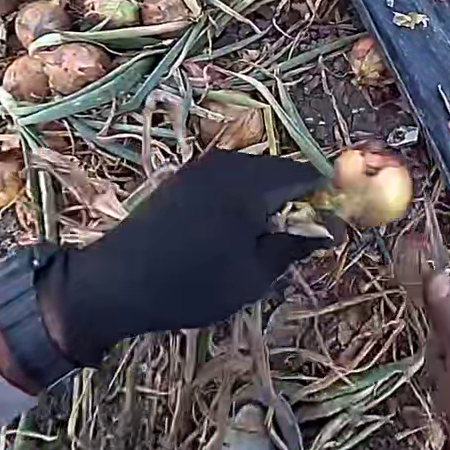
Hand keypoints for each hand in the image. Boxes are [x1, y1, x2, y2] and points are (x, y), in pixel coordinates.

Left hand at [38, 150, 326, 363]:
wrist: (113, 283)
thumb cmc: (191, 285)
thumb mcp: (253, 275)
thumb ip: (296, 245)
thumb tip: (334, 230)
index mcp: (250, 185)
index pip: (307, 176)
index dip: (327, 197)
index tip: (335, 221)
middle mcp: (230, 163)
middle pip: (283, 170)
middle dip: (300, 197)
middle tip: (304, 233)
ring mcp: (205, 165)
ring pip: (258, 172)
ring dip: (273, 196)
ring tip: (271, 233)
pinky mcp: (188, 174)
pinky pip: (233, 176)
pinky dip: (248, 194)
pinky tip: (240, 225)